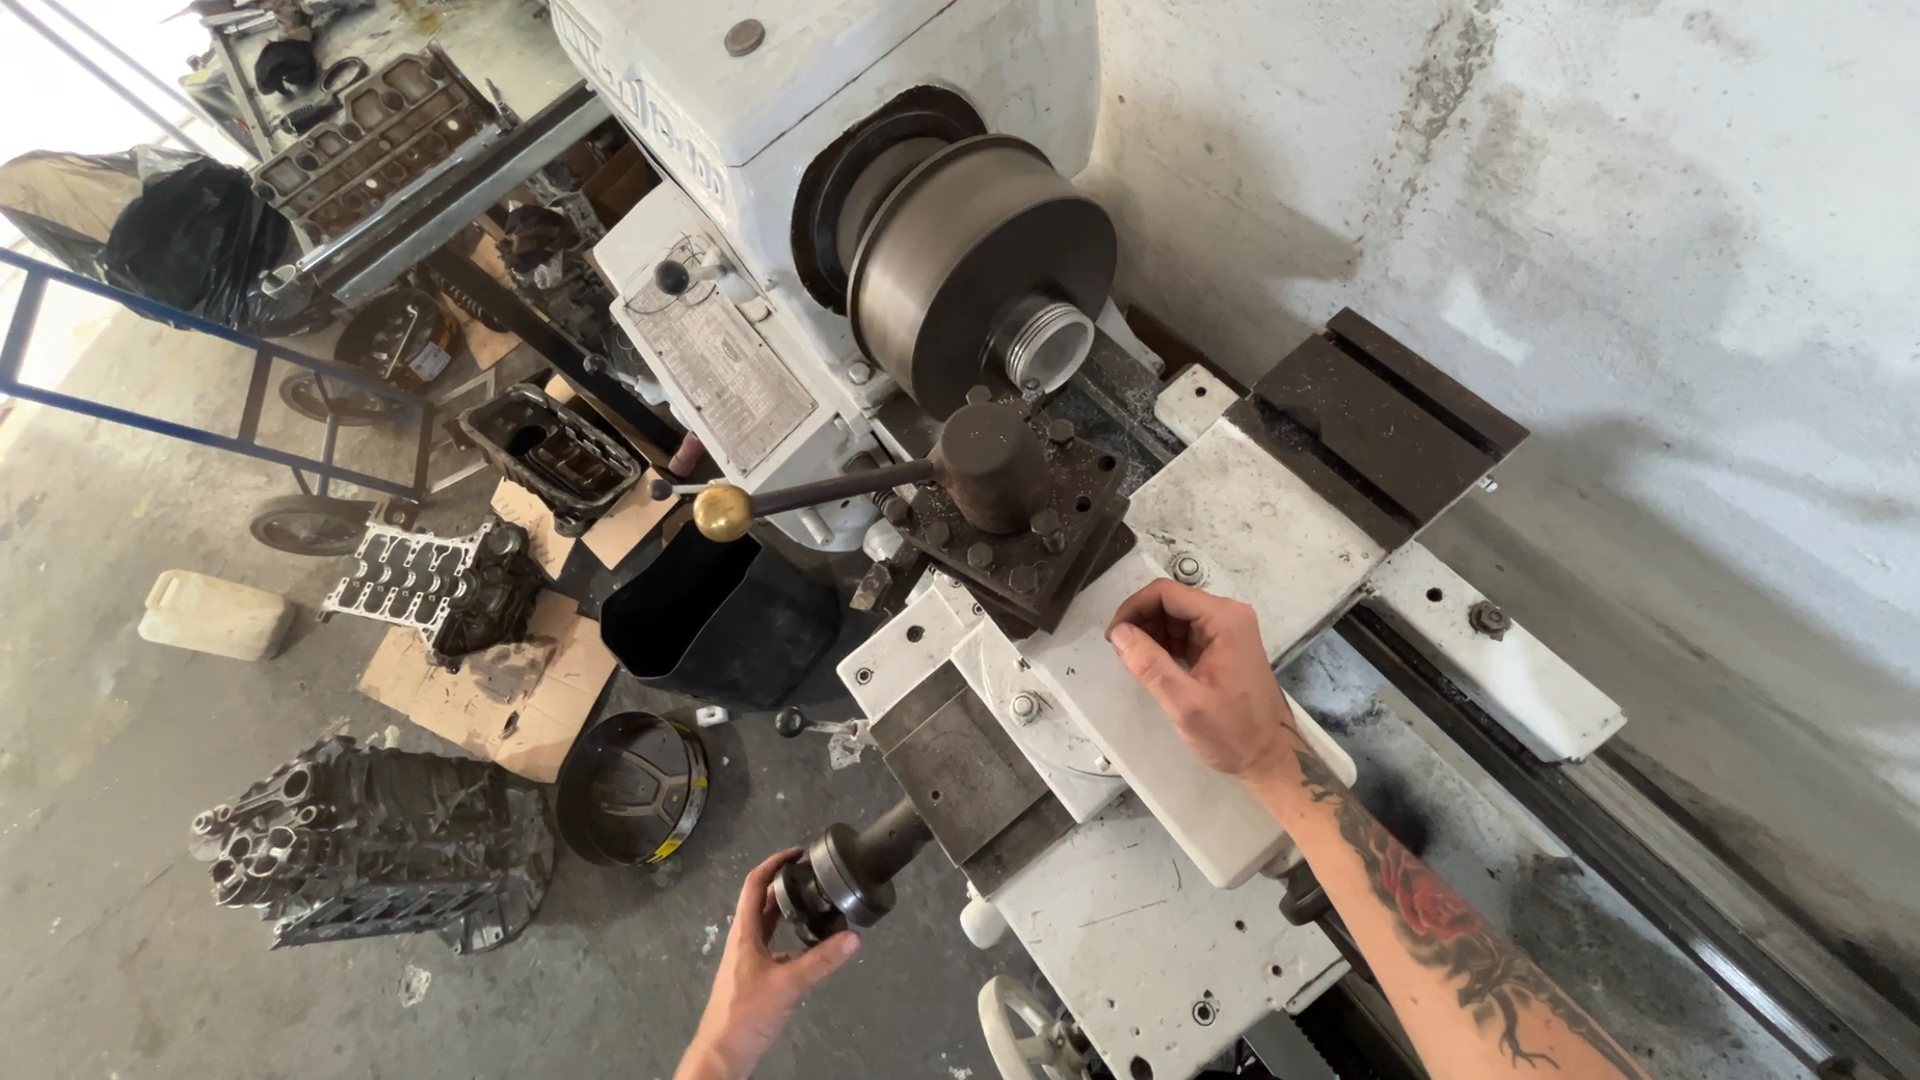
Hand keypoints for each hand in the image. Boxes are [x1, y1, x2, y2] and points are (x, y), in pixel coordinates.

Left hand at [676, 850, 861, 1079]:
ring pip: (769, 924)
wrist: (721, 1058)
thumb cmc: (745, 1014)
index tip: (799, 854)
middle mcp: (744, 940)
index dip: (775, 863)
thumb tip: (854, 937)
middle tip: (814, 875)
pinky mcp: (755, 977)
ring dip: (788, 909)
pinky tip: (811, 943)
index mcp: (744, 932)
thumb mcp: (787, 984)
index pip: (755, 884)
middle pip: (763, 901)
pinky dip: (791, 937)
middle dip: (786, 883)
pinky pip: (774, 945)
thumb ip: (820, 961)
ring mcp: (748, 959)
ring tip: (815, 901)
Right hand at [1106, 579, 1298, 778]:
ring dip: (1150, 633)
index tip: (1113, 637)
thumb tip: (1118, 632)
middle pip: (1170, 600)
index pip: (1166, 592)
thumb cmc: (1233, 733)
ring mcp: (1227, 630)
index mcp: (1224, 619)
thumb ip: (1149, 665)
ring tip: (1137, 663)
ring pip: (1174, 615)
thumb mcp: (1185, 702)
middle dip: (1141, 621)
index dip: (1133, 608)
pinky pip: (1184, 632)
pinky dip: (1163, 644)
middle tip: (1123, 653)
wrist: (1270, 759)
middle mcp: (1228, 616)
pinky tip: (1153, 666)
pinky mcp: (1222, 646)